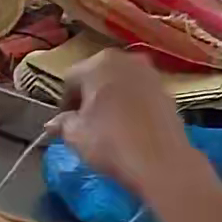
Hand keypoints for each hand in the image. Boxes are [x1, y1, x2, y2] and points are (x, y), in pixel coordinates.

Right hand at [45, 50, 196, 197]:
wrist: (161, 162)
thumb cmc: (111, 144)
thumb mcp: (76, 136)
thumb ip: (62, 124)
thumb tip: (53, 123)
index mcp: (98, 63)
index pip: (70, 79)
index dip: (64, 103)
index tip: (64, 125)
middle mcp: (126, 59)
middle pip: (97, 76)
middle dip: (89, 97)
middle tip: (85, 124)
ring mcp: (151, 73)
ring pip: (121, 84)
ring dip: (111, 100)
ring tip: (108, 127)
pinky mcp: (168, 92)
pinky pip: (140, 95)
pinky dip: (131, 107)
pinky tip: (130, 129)